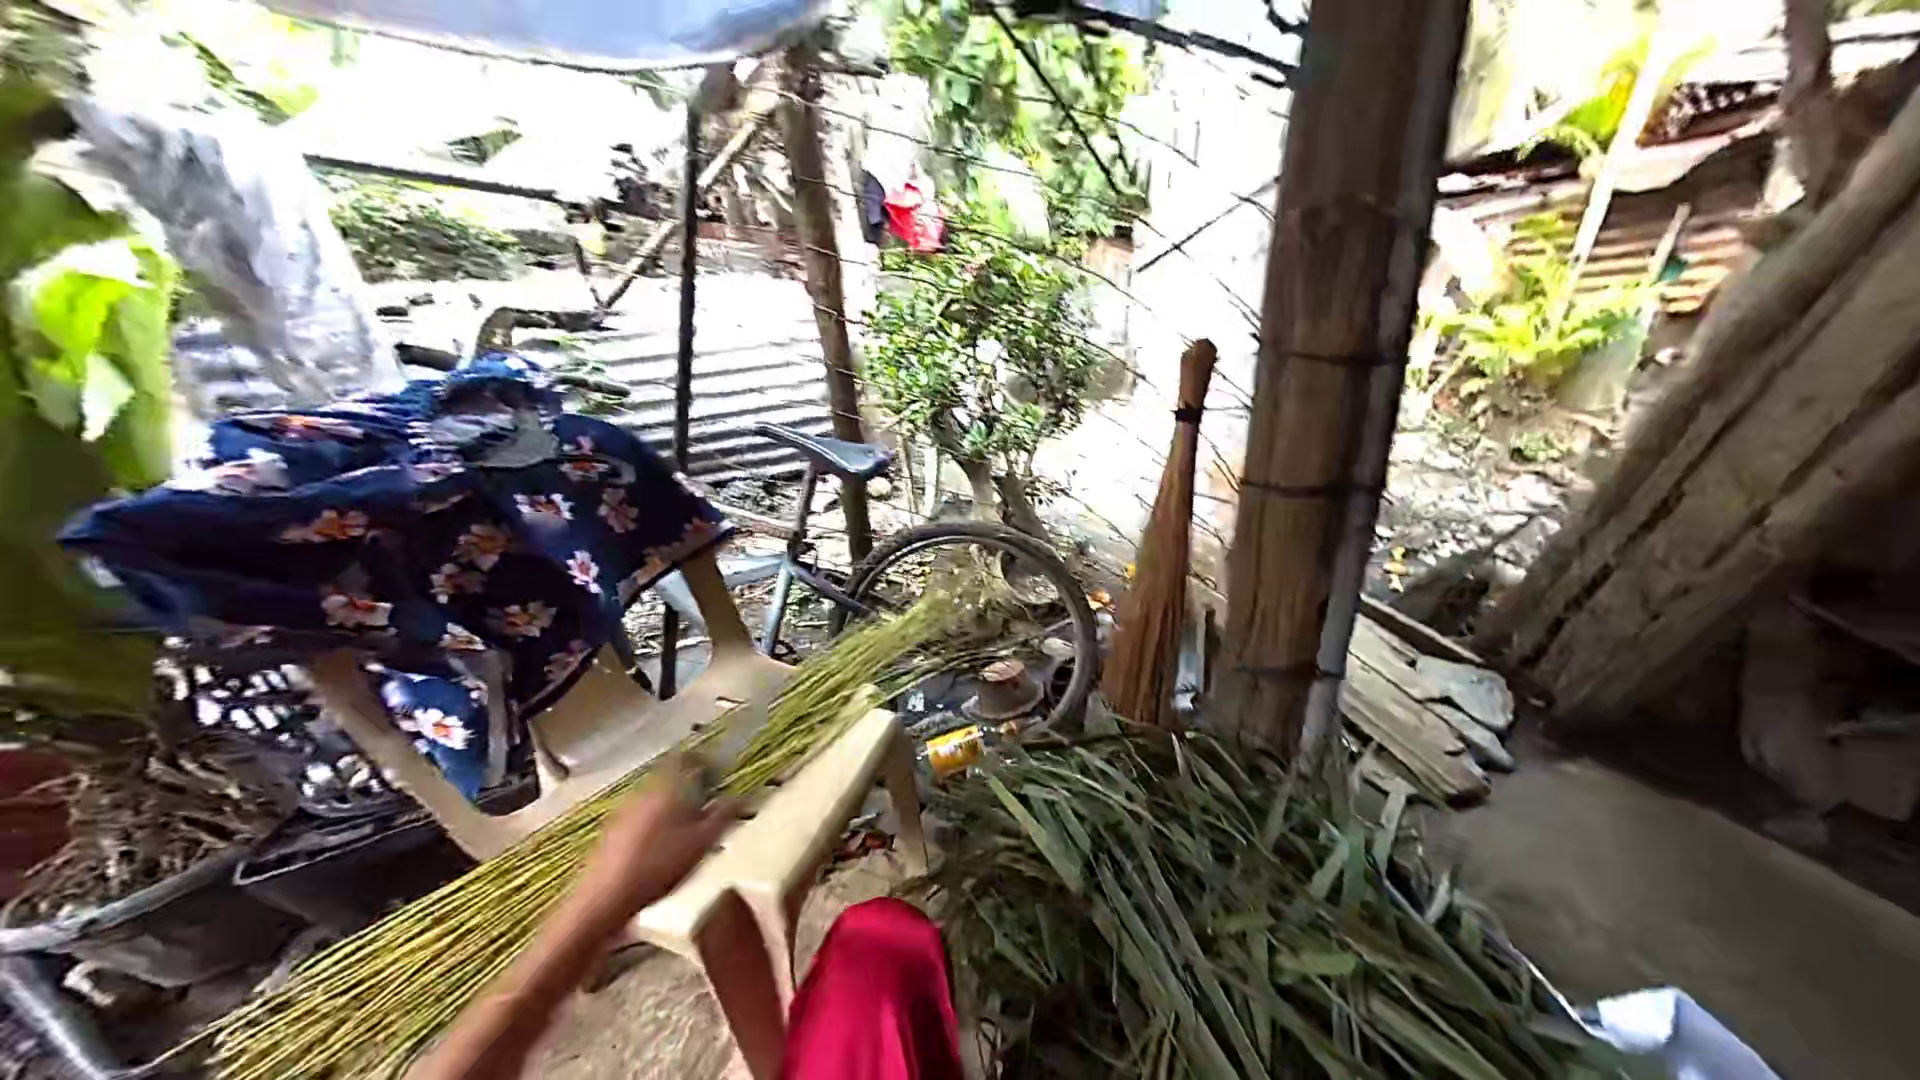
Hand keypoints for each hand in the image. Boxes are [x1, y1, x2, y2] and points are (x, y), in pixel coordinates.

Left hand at [572, 754, 736, 923]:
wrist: (602, 903)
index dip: (704, 760)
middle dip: (692, 790)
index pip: (686, 757)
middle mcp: (643, 792)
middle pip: (671, 780)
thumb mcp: (704, 841)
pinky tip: (662, 853)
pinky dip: (656, 827)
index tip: (718, 772)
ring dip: (674, 810)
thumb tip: (743, 796)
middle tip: (709, 808)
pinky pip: (641, 820)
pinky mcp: (610, 835)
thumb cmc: (658, 866)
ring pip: (657, 801)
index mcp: (667, 786)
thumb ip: (726, 815)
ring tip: (690, 834)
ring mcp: (623, 813)